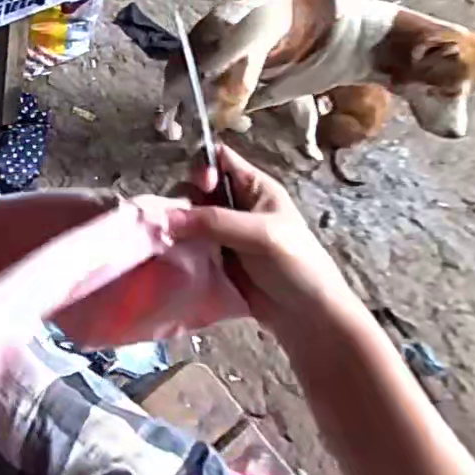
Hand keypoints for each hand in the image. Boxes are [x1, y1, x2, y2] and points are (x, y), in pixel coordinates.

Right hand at [172, 145, 362, 343]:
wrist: (307, 316)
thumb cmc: (295, 265)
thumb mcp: (260, 234)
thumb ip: (215, 222)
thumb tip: (167, 217)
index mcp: (255, 188)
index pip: (220, 158)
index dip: (203, 165)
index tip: (200, 187)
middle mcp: (236, 206)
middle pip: (196, 188)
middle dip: (183, 199)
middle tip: (180, 223)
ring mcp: (224, 234)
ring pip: (188, 217)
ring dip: (176, 226)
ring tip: (171, 241)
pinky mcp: (214, 258)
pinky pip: (188, 244)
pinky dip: (177, 247)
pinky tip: (171, 254)